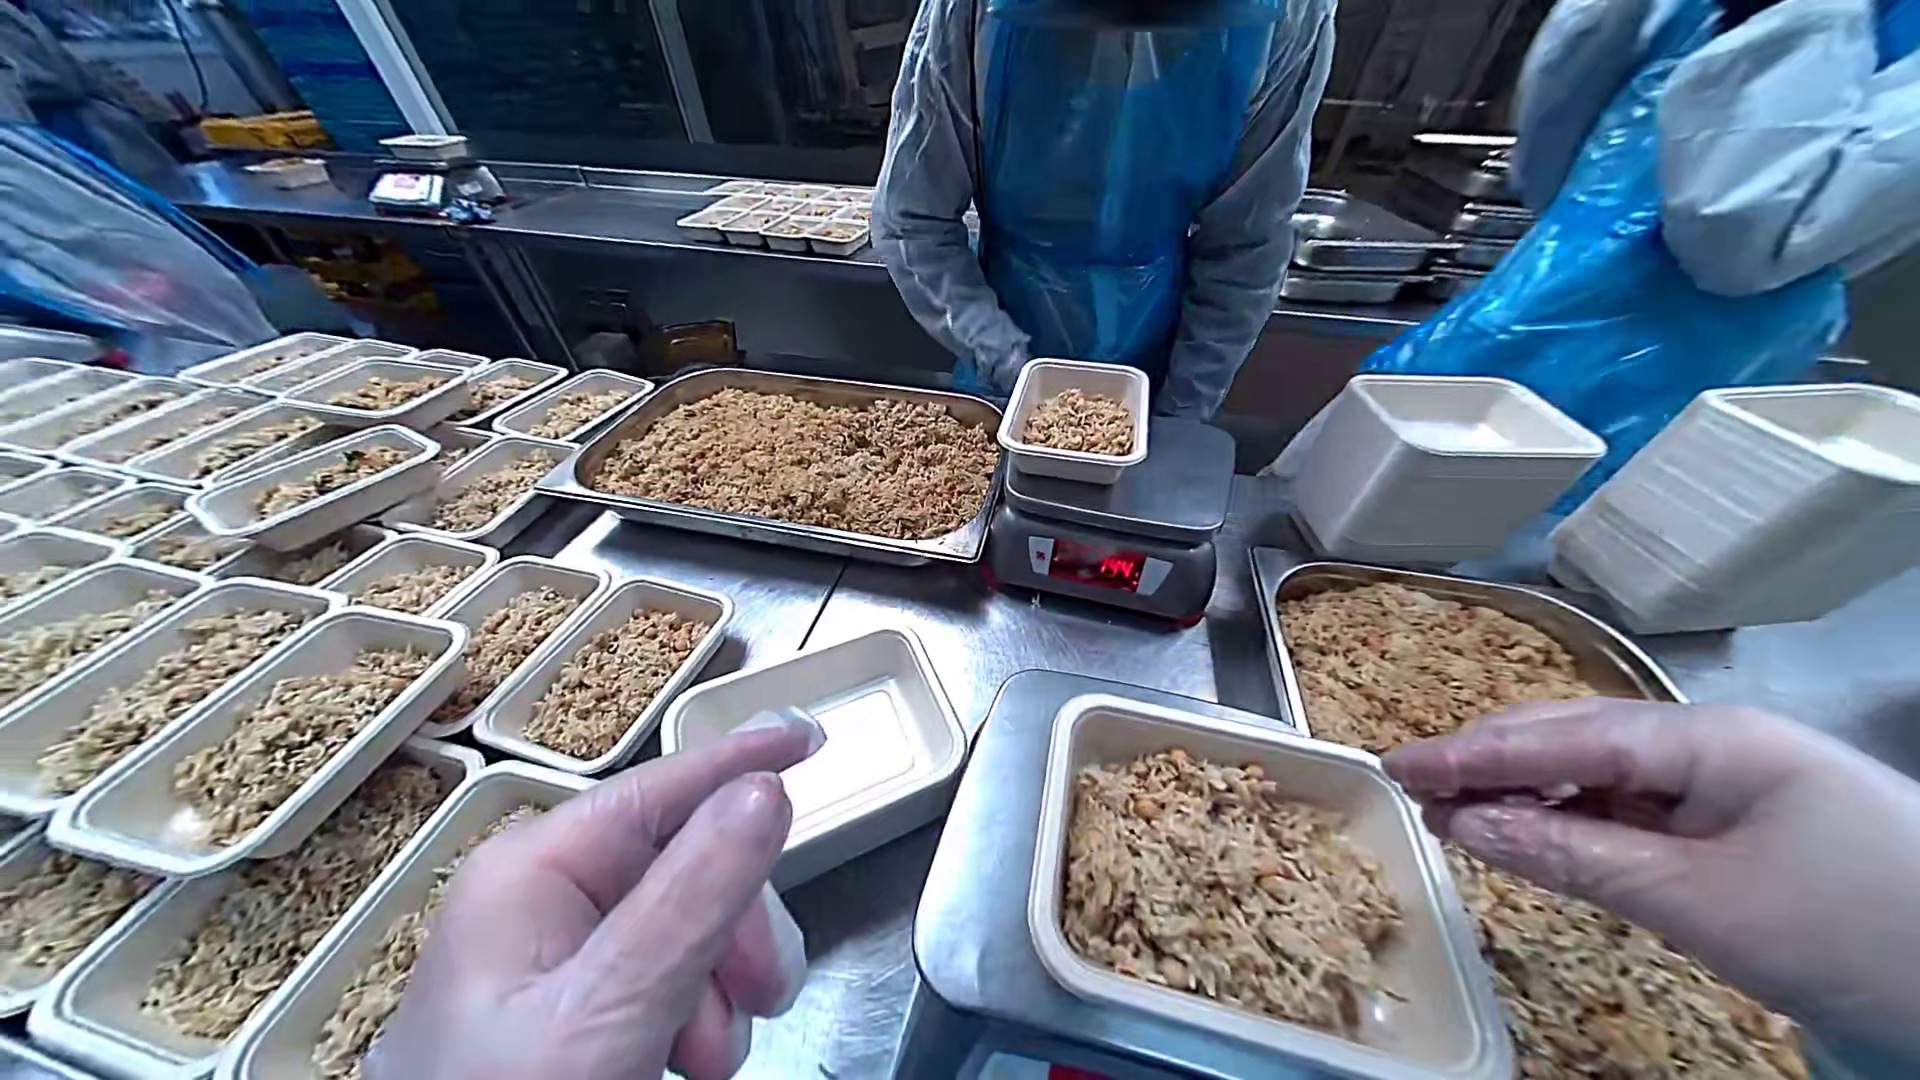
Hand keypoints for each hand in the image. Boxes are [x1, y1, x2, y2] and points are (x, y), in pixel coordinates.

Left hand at [365, 711, 824, 1079]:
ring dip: (731, 973)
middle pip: (694, 855)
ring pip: (701, 910)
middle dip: (741, 919)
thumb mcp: (603, 1019)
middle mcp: (554, 890)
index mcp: (536, 868)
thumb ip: (691, 899)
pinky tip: (693, 1054)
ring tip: (714, 1052)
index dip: (748, 755)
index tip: (813, 735)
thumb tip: (767, 787)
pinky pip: (684, 960)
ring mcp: (572, 944)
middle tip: (767, 986)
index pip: (667, 784)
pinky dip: (710, 1003)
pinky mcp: (591, 993)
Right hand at [1383, 698, 1919, 1057]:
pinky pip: (1613, 796)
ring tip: (1454, 812)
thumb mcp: (1701, 903)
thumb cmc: (1867, 942)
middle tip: (1416, 792)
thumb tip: (1457, 826)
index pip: (1553, 737)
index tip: (1394, 767)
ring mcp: (1713, 770)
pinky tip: (1522, 826)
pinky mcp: (1720, 808)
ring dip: (1513, 788)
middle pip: (1560, 735)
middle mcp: (1701, 736)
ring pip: (1580, 763)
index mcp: (1706, 737)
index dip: (1465, 754)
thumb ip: (1566, 854)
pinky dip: (1557, 811)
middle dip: (1482, 763)